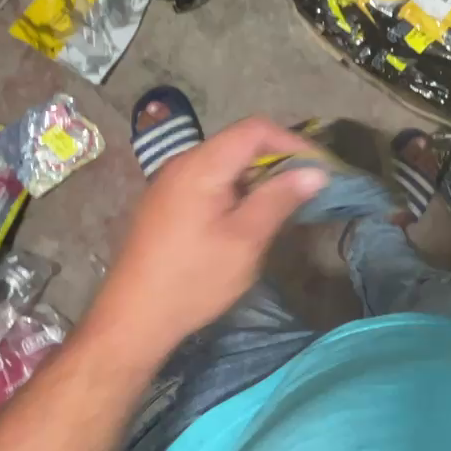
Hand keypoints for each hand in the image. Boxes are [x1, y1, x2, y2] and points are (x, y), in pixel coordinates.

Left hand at [85, 118, 327, 362]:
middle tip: (307, 187)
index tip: (319, 169)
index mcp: (201, 166)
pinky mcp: (166, 203)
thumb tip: (316, 171)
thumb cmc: (193, 279)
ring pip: (226, 162)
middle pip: (240, 142)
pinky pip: (210, 180)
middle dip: (279, 159)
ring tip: (283, 204)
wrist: (131, 321)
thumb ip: (280, 198)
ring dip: (259, 176)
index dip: (293, 142)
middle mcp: (183, 164)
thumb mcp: (246, 240)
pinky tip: (249, 218)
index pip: (255, 129)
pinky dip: (238, 188)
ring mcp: (170, 183)